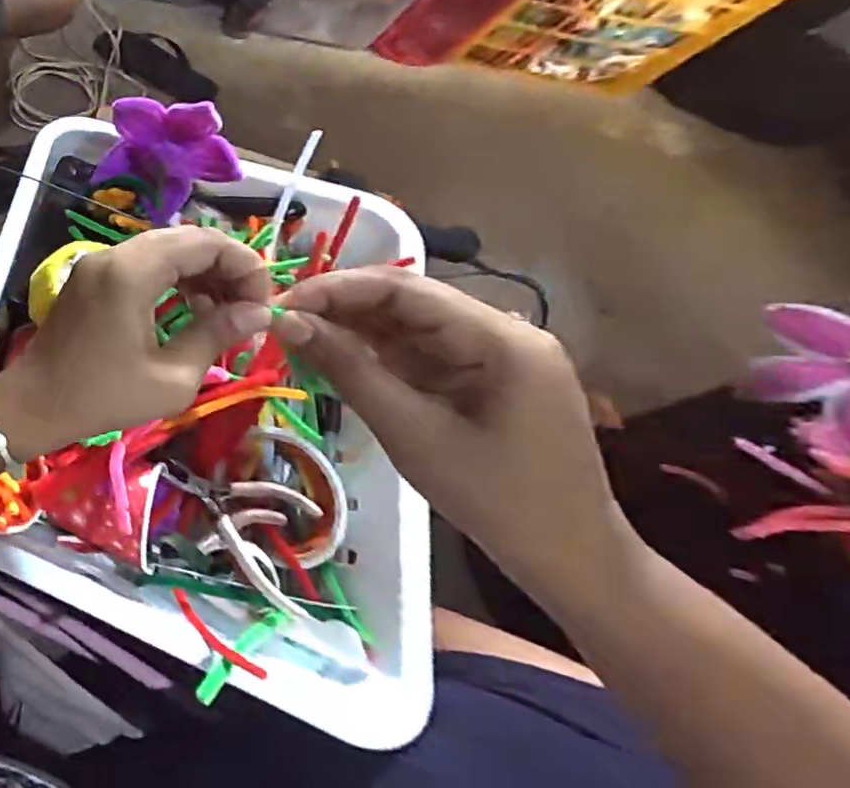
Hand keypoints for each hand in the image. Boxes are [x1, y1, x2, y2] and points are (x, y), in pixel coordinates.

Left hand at [0, 227, 275, 454]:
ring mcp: (97, 263)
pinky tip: (189, 312)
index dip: (245, 266)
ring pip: (164, 250)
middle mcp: (113, 254)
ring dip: (200, 275)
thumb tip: (258, 314)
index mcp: (132, 271)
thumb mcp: (171, 378)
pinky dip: (171, 281)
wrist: (32, 405)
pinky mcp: (89, 278)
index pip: (205, 242)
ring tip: (223, 317)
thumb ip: (216, 335)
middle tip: (248, 311)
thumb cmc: (101, 397)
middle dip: (225, 269)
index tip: (262, 306)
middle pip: (186, 240)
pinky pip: (141, 265)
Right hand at [272, 267, 636, 586]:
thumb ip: (348, 369)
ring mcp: (489, 352)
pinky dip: (369, 351)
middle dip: (337, 305)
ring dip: (349, 327)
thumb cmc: (495, 500)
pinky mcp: (476, 374)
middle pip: (404, 300)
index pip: (404, 289)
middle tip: (279, 320)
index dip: (335, 288)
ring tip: (294, 336)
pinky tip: (330, 355)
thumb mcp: (410, 432)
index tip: (280, 304)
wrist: (570, 561)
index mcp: (500, 338)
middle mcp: (499, 331)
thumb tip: (287, 322)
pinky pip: (413, 349)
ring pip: (403, 322)